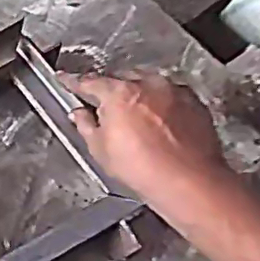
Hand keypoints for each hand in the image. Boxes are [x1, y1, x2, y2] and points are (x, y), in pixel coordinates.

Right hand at [59, 73, 228, 201]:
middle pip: (120, 79)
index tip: (66, 79)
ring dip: (136, 97)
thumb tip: (80, 115)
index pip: (88, 81)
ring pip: (146, 85)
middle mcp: (148, 85)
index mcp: (119, 93)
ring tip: (132, 122)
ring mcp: (174, 91)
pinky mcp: (194, 102)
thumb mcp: (99, 149)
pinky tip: (155, 127)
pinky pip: (168, 96)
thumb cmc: (145, 167)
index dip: (72, 81)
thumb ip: (85, 125)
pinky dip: (159, 105)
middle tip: (102, 110)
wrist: (188, 181)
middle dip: (109, 91)